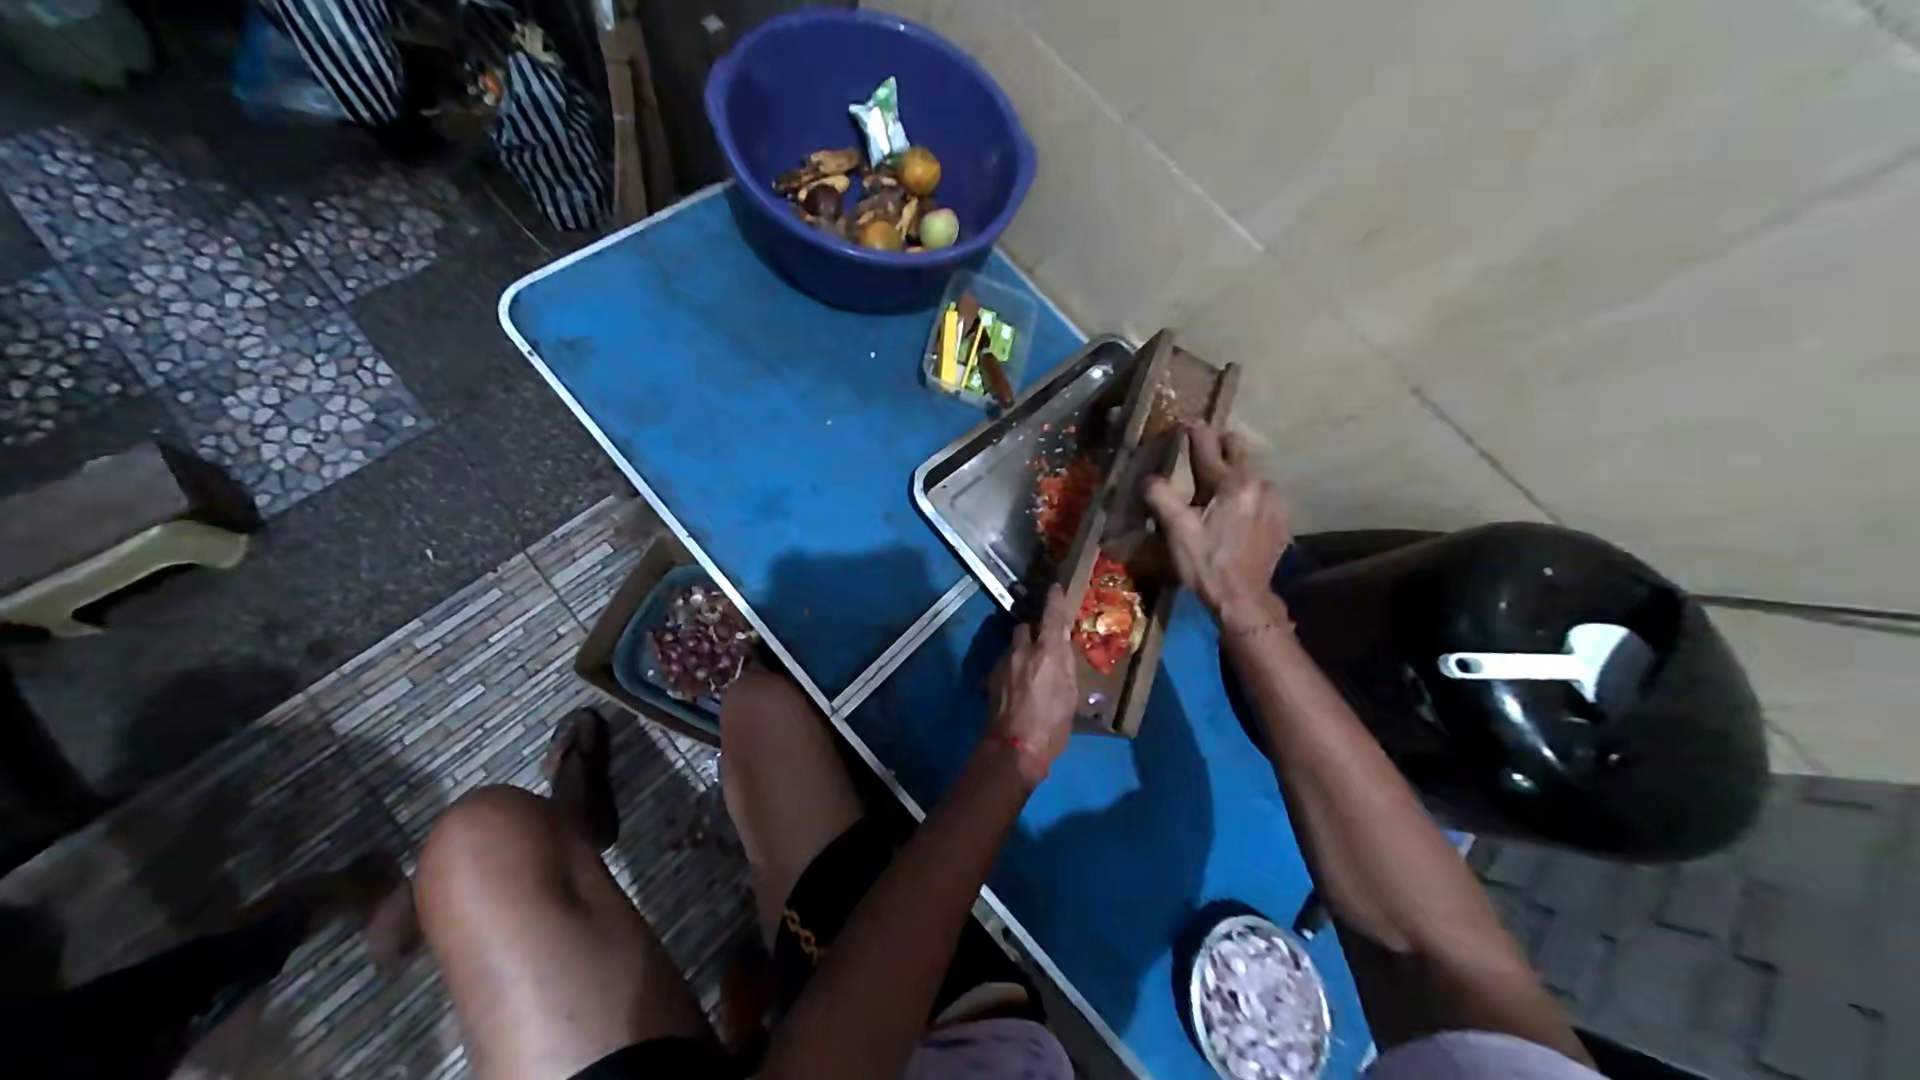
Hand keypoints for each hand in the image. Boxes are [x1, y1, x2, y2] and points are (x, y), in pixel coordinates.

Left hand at [985, 585, 1077, 785]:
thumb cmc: (1053, 724)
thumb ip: (1065, 665)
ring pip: (1013, 646)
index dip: (1054, 599)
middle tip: (1041, 646)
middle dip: (1032, 632)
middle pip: (1025, 627)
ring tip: (1028, 671)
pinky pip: (1004, 664)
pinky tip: (1017, 688)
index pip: (1053, 615)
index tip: (1054, 588)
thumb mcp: (1071, 693)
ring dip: (1021, 652)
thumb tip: (1062, 648)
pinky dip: (1011, 669)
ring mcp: (1004, 663)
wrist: (1016, 746)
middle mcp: (1024, 650)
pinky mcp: (991, 677)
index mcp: (1049, 652)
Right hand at [1142, 422, 1292, 634]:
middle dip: (1221, 445)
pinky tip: (1234, 510)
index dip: (1196, 433)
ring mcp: (1275, 503)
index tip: (1187, 423)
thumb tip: (1147, 478)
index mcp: (1233, 484)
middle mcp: (1260, 485)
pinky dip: (1246, 494)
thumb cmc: (1207, 564)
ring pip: (1252, 474)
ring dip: (1234, 473)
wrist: (1244, 599)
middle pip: (1240, 451)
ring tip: (1216, 487)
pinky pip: (1261, 495)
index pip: (1210, 447)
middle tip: (1204, 448)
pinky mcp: (1280, 521)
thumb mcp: (1177, 531)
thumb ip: (1161, 497)